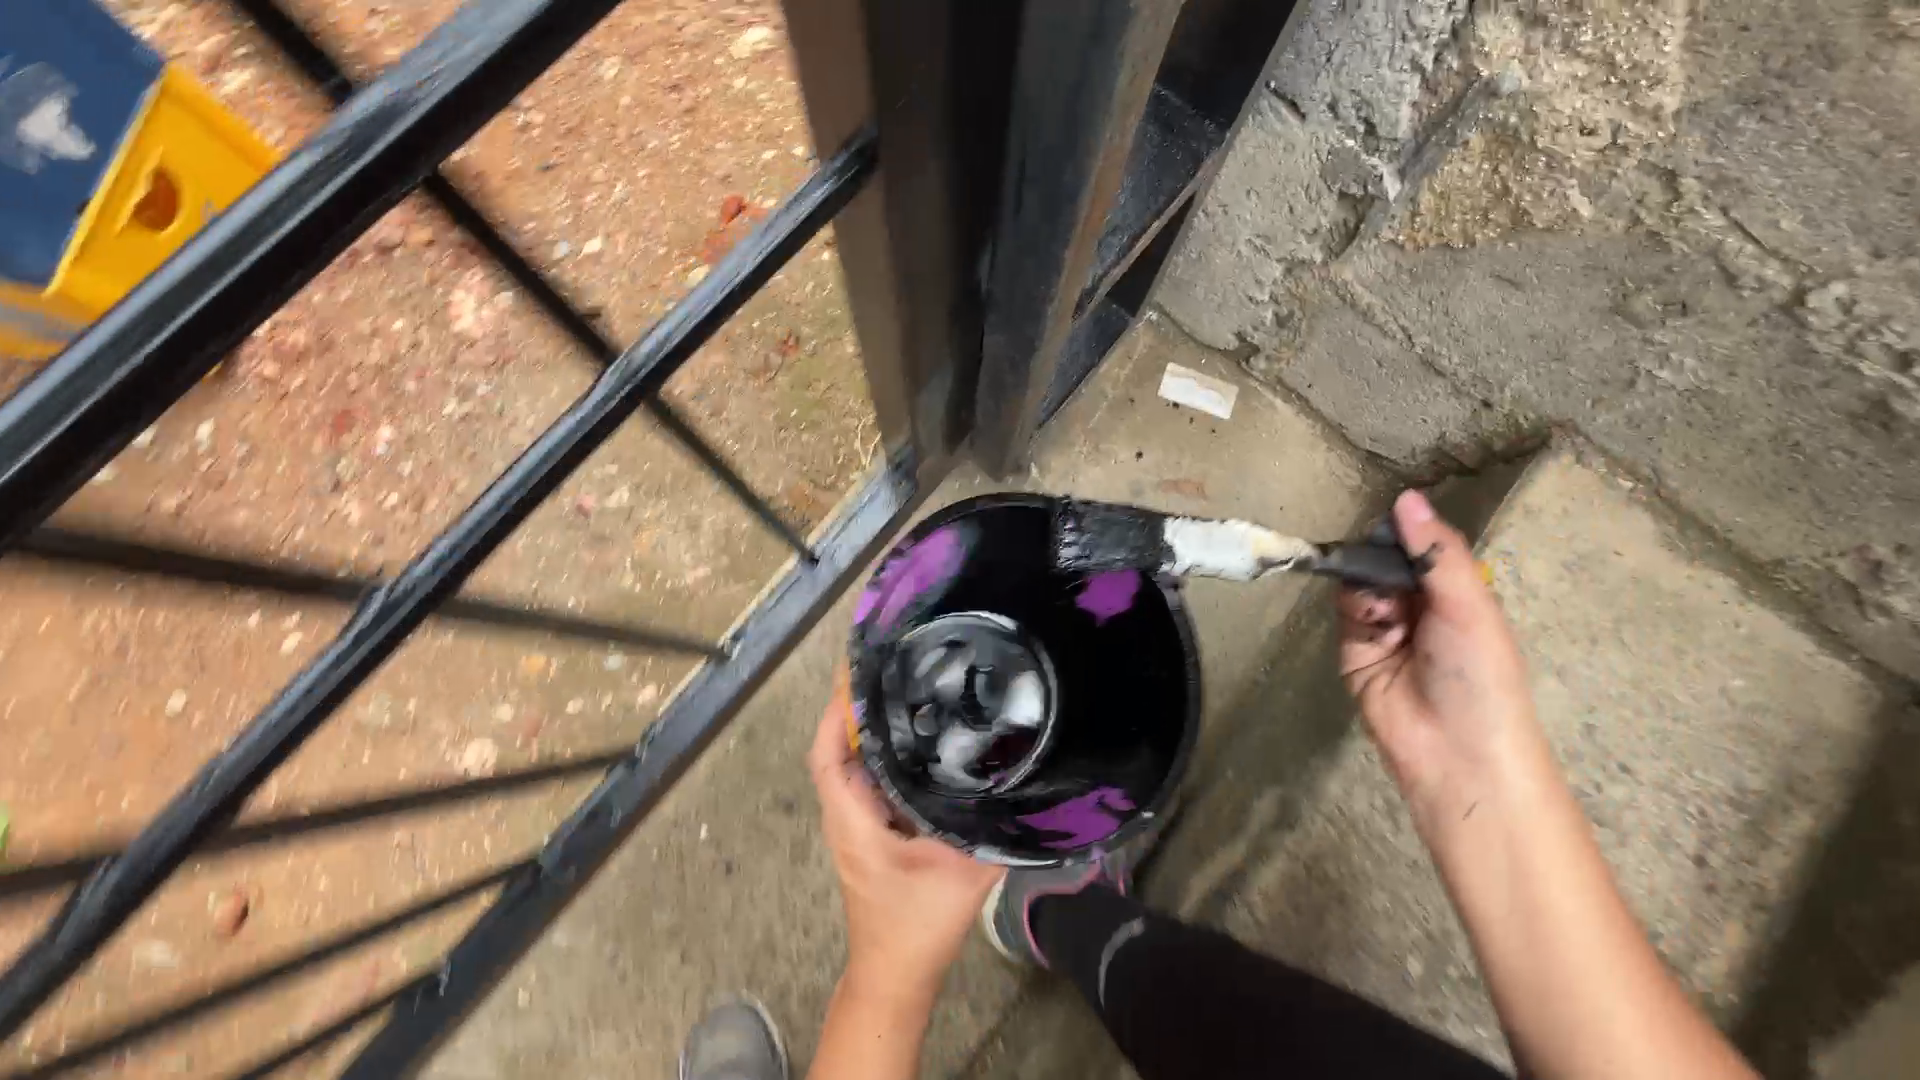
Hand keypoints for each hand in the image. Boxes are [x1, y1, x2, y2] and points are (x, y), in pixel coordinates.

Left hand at [808, 665, 1004, 999]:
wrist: (896, 976)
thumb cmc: (916, 927)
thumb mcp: (959, 876)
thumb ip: (987, 831)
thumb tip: (1018, 783)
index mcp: (854, 820)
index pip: (828, 755)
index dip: (836, 713)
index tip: (858, 673)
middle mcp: (847, 814)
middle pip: (839, 749)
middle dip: (856, 706)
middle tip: (892, 665)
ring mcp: (856, 823)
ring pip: (855, 763)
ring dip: (870, 727)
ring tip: (906, 689)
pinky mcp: (871, 830)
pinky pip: (871, 779)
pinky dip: (885, 752)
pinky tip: (919, 737)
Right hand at [1336, 490, 1552, 835]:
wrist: (1454, 749)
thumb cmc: (1479, 675)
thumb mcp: (1469, 605)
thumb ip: (1435, 551)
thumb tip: (1405, 496)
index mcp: (1457, 591)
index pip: (1422, 545)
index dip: (1405, 531)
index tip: (1389, 518)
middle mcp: (1420, 604)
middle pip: (1384, 560)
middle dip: (1378, 559)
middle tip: (1382, 570)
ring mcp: (1385, 626)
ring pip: (1360, 583)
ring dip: (1367, 589)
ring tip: (1385, 613)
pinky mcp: (1354, 648)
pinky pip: (1345, 612)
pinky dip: (1356, 612)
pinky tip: (1375, 626)